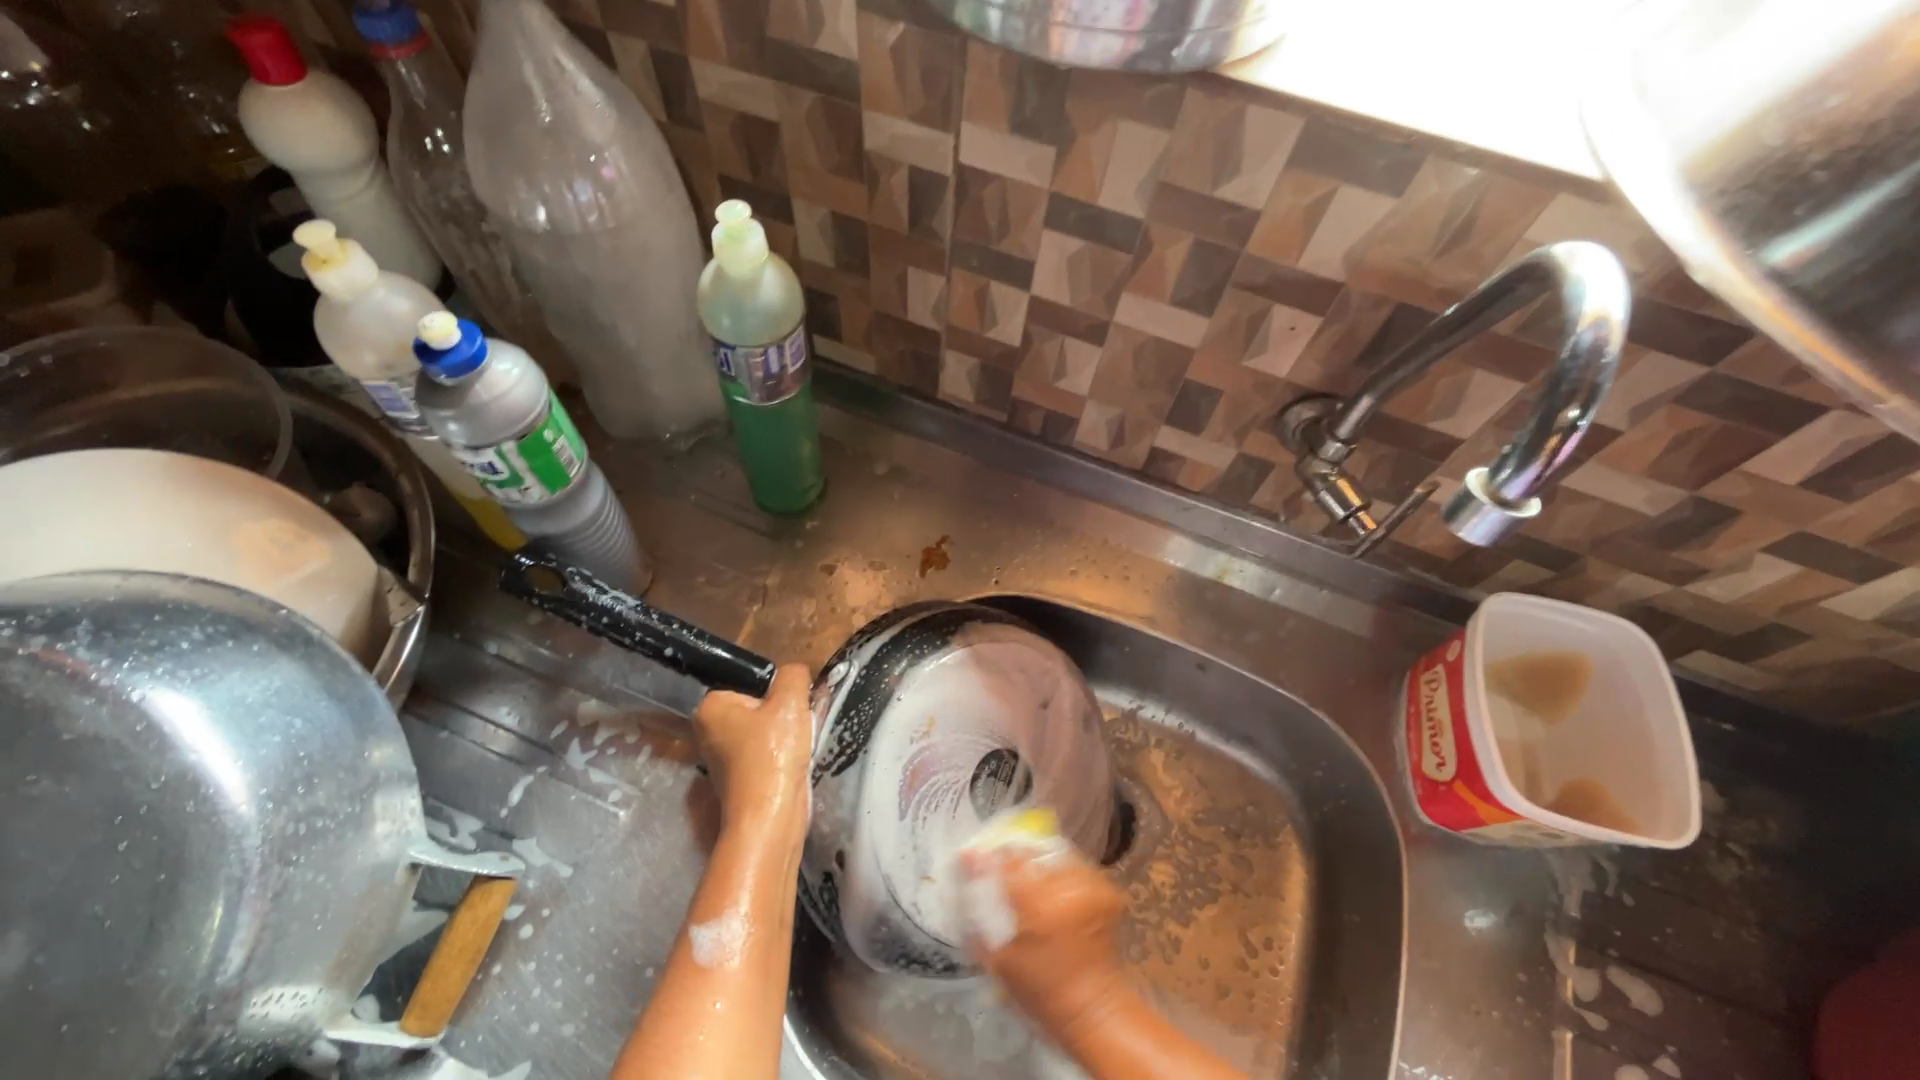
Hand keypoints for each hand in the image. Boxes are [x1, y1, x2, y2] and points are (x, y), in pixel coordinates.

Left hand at [694, 663, 813, 830]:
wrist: (769, 817)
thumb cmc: (774, 754)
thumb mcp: (790, 701)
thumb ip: (793, 675)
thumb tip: (794, 673)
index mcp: (710, 707)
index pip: (750, 682)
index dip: (776, 692)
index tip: (792, 706)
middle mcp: (707, 731)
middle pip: (758, 707)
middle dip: (781, 715)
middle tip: (798, 726)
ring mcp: (720, 759)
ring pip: (764, 733)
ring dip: (784, 737)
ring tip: (798, 746)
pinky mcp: (737, 780)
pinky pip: (764, 755)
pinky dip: (780, 758)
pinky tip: (793, 765)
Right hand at [961, 848, 1130, 1039]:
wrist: (1094, 1009)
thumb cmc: (1041, 993)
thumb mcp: (999, 962)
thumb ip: (976, 922)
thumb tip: (960, 889)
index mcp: (1039, 907)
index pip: (1007, 862)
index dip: (987, 856)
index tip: (973, 855)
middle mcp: (1068, 889)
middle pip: (1032, 852)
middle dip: (1013, 856)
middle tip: (1001, 867)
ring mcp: (1092, 887)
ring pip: (1055, 854)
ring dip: (1039, 862)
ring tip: (1028, 878)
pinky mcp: (1107, 891)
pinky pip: (1076, 867)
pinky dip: (1061, 873)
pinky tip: (1053, 890)